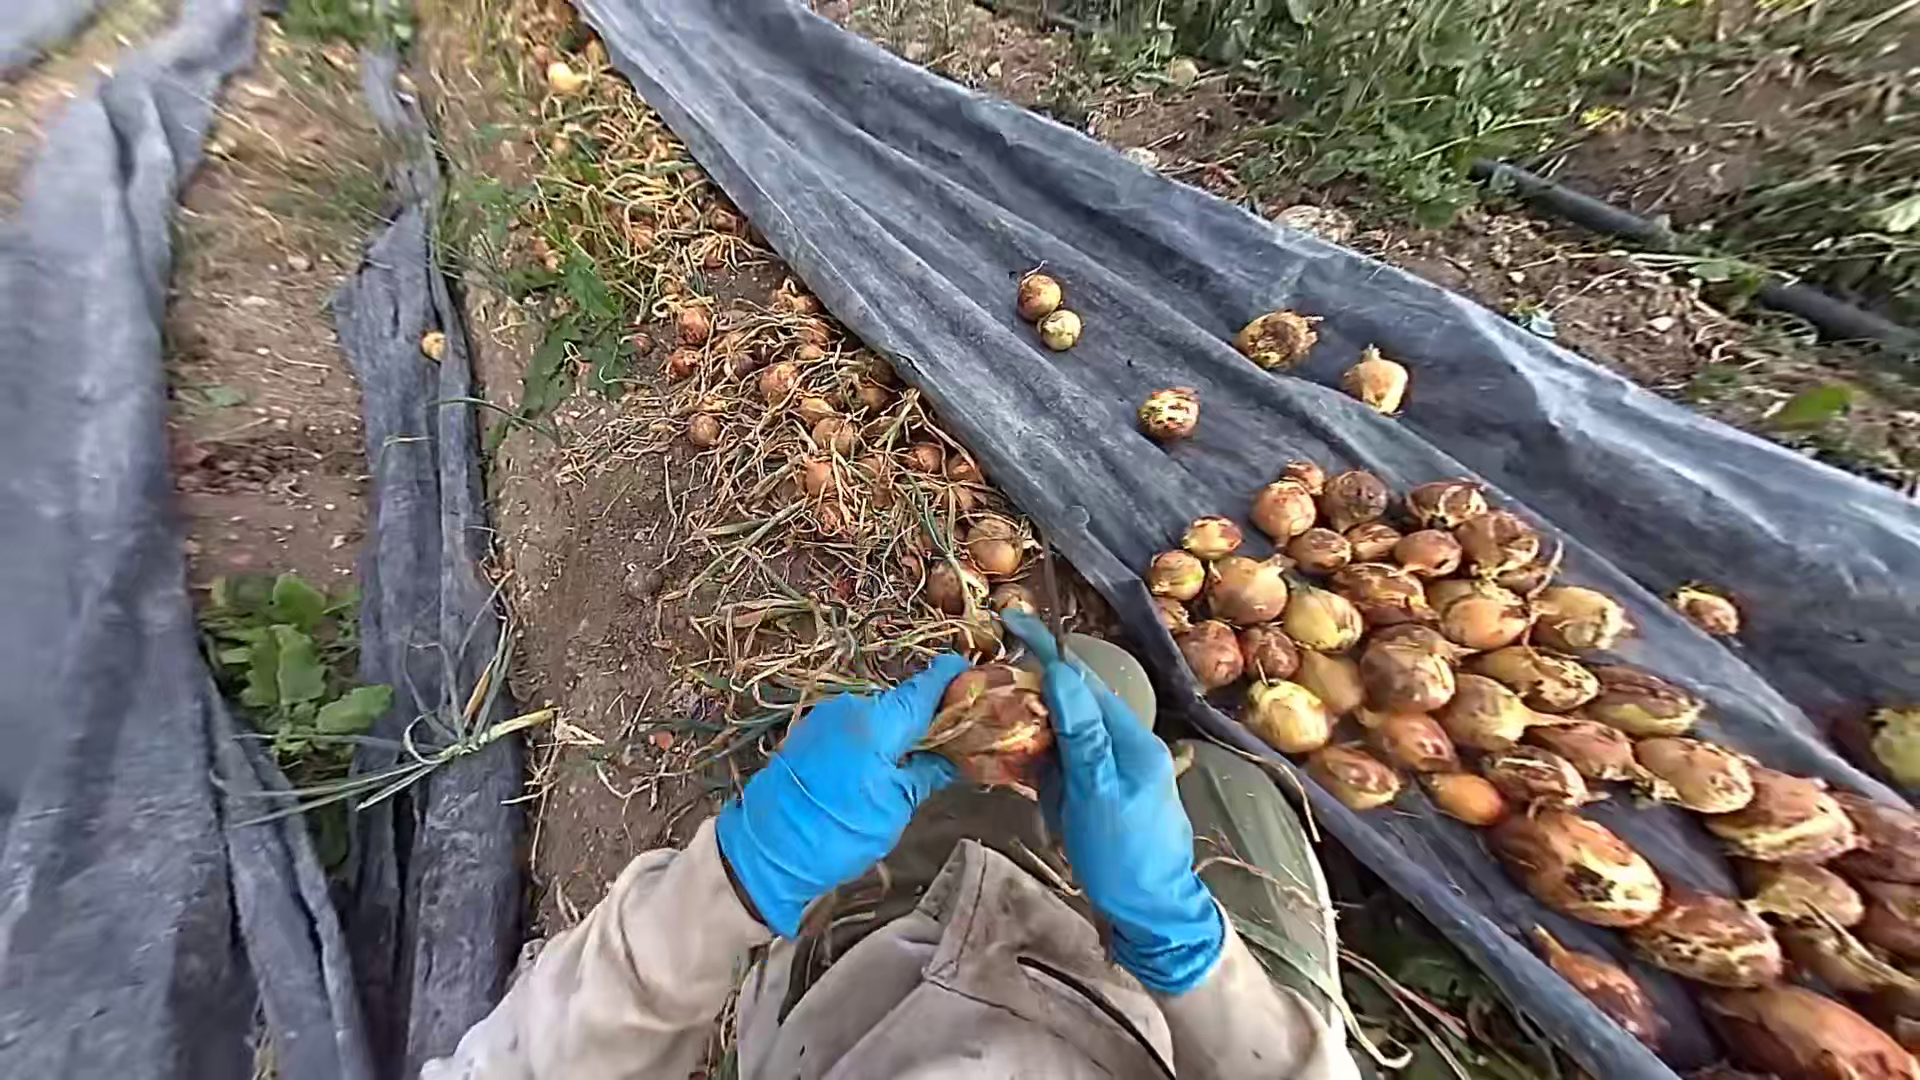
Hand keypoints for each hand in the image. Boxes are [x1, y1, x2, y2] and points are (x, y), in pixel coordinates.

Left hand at [716, 654, 967, 935]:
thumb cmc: (836, 833)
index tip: (977, 679)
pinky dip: (877, 735)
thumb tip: (956, 754)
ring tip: (917, 759)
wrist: (763, 852)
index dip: (955, 679)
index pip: (928, 685)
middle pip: (906, 700)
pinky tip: (881, 762)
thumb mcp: (894, 809)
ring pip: (883, 712)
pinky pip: (858, 722)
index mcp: (878, 721)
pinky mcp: (814, 728)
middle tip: (955, 738)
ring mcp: (829, 714)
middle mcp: (854, 706)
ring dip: (903, 728)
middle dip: (932, 715)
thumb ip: (928, 772)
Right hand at [1005, 612, 1223, 994]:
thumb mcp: (1100, 793)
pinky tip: (1021, 763)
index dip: (1047, 649)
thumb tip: (1060, 673)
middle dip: (1030, 689)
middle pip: (1069, 700)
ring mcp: (1107, 762)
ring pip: (1060, 728)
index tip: (1014, 621)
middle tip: (991, 684)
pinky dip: (1038, 756)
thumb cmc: (1127, 856)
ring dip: (1030, 726)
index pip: (1081, 680)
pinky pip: (1060, 757)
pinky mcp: (1094, 783)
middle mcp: (1119, 741)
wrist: (1151, 915)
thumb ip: (1081, 733)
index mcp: (1128, 736)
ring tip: (999, 722)